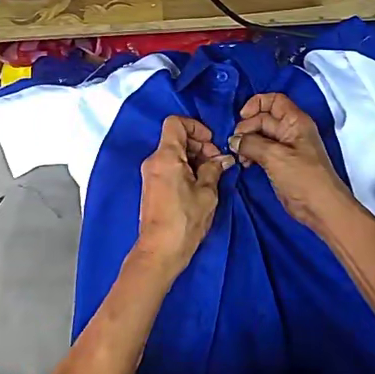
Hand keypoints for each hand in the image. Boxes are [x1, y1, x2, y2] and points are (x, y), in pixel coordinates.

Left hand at [133, 116, 230, 277]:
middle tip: (217, 163)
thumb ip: (214, 169)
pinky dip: (186, 169)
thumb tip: (223, 159)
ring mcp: (151, 174)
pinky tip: (200, 185)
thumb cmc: (185, 220)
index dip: (196, 127)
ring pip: (174, 153)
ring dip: (195, 158)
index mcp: (166, 156)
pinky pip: (170, 167)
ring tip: (212, 176)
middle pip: (176, 138)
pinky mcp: (152, 187)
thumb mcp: (207, 192)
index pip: (176, 123)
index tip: (211, 143)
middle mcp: (154, 161)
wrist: (160, 251)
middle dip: (200, 145)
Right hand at [230, 94, 354, 230]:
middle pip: (263, 118)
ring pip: (260, 136)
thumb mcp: (276, 157)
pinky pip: (262, 151)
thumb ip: (252, 144)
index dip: (256, 104)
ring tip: (240, 157)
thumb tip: (235, 140)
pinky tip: (245, 163)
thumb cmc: (303, 178)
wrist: (320, 207)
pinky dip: (251, 154)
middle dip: (247, 128)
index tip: (241, 117)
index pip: (274, 100)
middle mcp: (291, 130)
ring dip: (247, 143)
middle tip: (236, 145)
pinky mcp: (281, 163)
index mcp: (296, 121)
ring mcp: (286, 148)